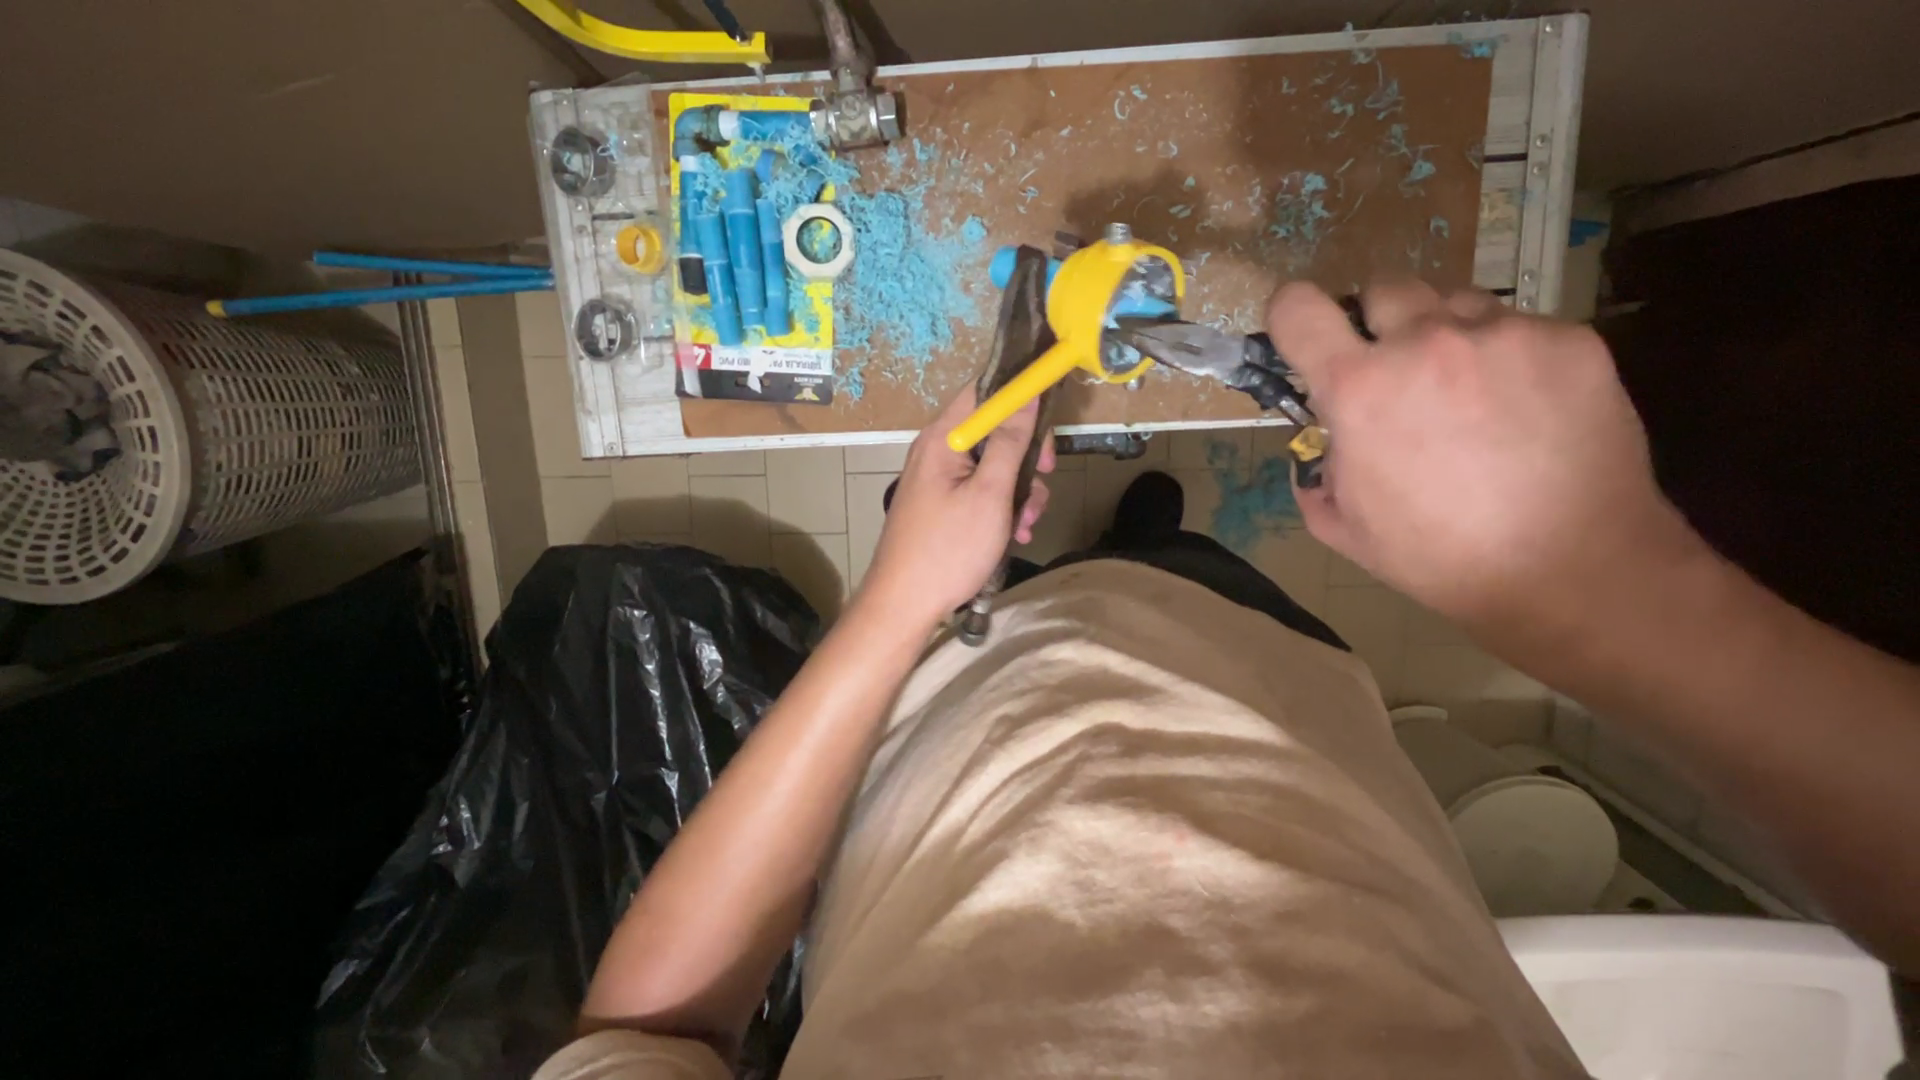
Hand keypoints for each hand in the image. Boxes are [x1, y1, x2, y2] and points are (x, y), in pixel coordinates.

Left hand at [859, 392, 1052, 626]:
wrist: (904, 604)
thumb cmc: (949, 548)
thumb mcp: (990, 494)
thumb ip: (1010, 441)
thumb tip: (1026, 394)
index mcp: (943, 438)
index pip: (984, 391)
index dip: (1019, 398)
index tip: (1048, 424)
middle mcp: (937, 451)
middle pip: (993, 430)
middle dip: (1025, 455)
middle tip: (1045, 478)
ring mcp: (938, 480)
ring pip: (993, 466)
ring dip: (1019, 491)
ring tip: (1026, 525)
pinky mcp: (941, 505)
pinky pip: (980, 491)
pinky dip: (1001, 508)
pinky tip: (1013, 535)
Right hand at [1267, 280, 1694, 632]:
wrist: (1572, 569)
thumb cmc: (1440, 558)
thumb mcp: (1345, 527)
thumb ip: (1316, 473)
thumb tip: (1324, 445)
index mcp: (1358, 388)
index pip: (1297, 307)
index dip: (1292, 315)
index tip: (1306, 336)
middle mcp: (1425, 342)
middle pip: (1383, 287)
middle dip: (1379, 324)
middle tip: (1398, 373)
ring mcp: (1503, 334)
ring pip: (1455, 303)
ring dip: (1446, 335)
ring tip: (1470, 393)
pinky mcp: (1569, 339)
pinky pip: (1519, 327)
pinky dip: (1509, 357)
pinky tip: (1526, 409)